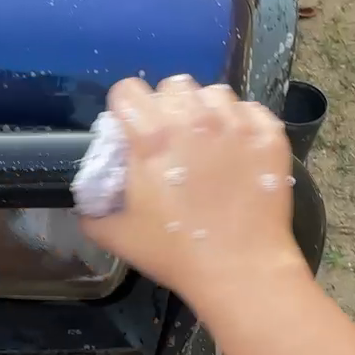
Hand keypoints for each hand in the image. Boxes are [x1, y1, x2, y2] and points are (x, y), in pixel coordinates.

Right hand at [80, 77, 308, 312]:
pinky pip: (249, 110)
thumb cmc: (175, 253)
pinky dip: (239, 125)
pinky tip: (235, 152)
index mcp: (151, 139)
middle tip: (168, 142)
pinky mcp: (268, 134)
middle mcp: (194, 118)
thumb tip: (86, 206)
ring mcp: (236, 123)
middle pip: (172, 86)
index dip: (123, 110)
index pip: (127, 91)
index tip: (128, 131)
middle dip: (164, 108)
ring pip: (213, 93)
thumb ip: (93, 216)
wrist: (239, 269)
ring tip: (205, 145)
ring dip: (203, 113)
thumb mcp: (119, 239)